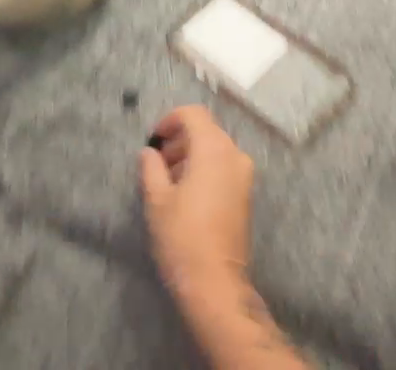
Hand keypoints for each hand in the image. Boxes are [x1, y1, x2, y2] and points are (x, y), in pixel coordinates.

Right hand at [139, 106, 254, 296]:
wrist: (215, 281)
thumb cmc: (182, 236)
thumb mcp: (157, 200)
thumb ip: (151, 168)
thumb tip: (149, 152)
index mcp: (214, 149)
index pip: (194, 115)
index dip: (170, 120)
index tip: (153, 140)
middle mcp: (234, 154)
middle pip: (206, 130)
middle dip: (179, 139)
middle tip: (157, 162)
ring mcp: (244, 174)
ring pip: (215, 148)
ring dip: (191, 154)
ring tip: (168, 179)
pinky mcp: (246, 193)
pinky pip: (224, 166)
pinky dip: (205, 168)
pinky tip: (186, 192)